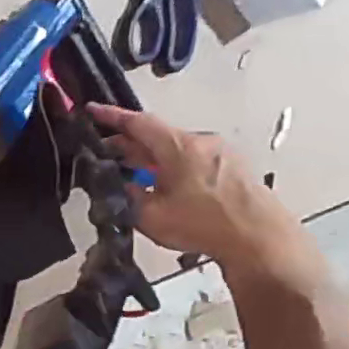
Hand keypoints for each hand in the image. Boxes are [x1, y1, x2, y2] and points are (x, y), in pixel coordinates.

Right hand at [90, 104, 304, 273]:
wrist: (257, 237)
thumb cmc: (203, 224)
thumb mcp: (149, 215)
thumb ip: (130, 194)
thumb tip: (124, 184)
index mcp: (179, 148)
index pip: (139, 124)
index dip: (111, 116)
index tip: (91, 110)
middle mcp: (201, 143)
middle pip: (156, 135)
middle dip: (126, 142)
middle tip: (101, 151)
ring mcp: (218, 153)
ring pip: (173, 148)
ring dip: (148, 156)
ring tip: (127, 171)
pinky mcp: (229, 167)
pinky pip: (190, 158)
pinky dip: (168, 165)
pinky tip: (158, 183)